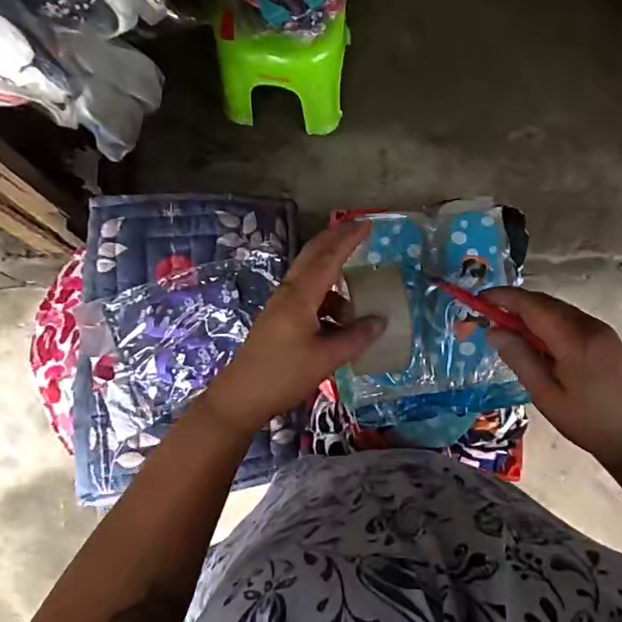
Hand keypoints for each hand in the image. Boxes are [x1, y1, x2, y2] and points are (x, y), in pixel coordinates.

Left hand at [195, 221, 383, 434]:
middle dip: (337, 240)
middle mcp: (290, 293)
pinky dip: (329, 302)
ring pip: (313, 280)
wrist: (241, 398)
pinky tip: (341, 324)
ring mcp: (282, 306)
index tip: (367, 224)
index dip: (348, 239)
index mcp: (300, 296)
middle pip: (314, 256)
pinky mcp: (280, 320)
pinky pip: (310, 299)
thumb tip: (380, 321)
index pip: (329, 258)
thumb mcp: (327, 358)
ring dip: (337, 283)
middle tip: (360, 230)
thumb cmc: (283, 375)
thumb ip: (356, 337)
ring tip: (359, 305)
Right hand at [482, 287, 621, 470]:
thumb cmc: (588, 423)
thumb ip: (520, 358)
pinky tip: (537, 343)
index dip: (504, 297)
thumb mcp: (546, 395)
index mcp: (574, 338)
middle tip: (486, 318)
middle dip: (515, 305)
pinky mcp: (607, 340)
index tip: (478, 299)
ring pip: (559, 311)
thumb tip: (494, 330)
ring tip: (508, 332)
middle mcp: (590, 325)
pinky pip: (571, 322)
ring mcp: (602, 331)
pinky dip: (548, 324)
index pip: (533, 305)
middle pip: (546, 303)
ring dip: (532, 315)